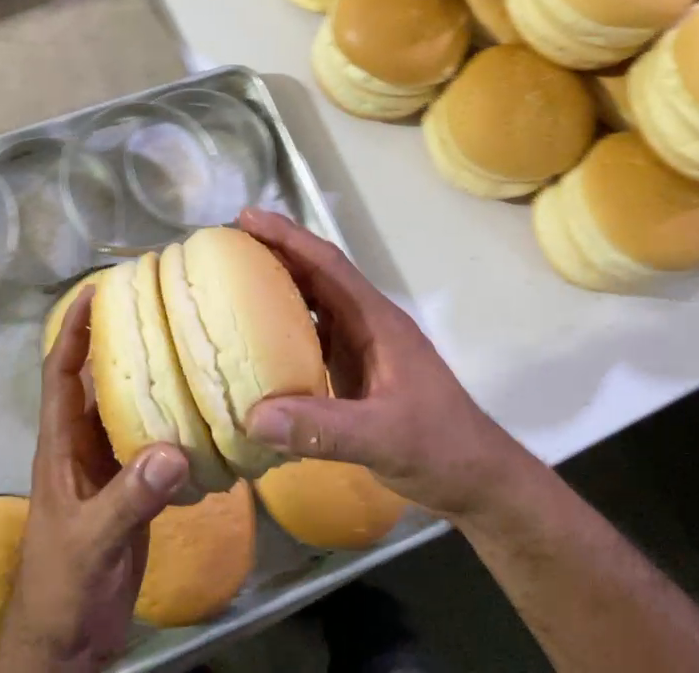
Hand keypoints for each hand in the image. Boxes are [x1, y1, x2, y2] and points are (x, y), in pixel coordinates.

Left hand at [0, 289, 189, 672]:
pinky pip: (151, 447)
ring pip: (127, 411)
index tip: (96, 288)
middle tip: (158, 307)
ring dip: (150, 381)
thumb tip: (174, 448)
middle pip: (97, 382)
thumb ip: (130, 496)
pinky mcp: (130, 493)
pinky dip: (172, 427)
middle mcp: (82, 447)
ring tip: (187, 348)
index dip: (73, 329)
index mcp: (60, 445)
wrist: (66, 639)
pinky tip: (204, 417)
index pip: (61, 372)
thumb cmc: (63, 582)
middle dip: (119, 342)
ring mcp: (106, 470)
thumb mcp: (93, 538)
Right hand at [238, 207, 516, 519]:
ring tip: (227, 283)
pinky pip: (310, 339)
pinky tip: (252, 344)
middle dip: (273, 254)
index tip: (247, 218)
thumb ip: (322, 429)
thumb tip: (252, 416)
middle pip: (316, 276)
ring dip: (275, 289)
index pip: (329, 265)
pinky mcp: (354, 373)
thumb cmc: (440, 446)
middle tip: (223, 246)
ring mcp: (361, 349)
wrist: (475, 480)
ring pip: (313, 305)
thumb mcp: (382, 438)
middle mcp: (366, 325)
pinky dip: (280, 332)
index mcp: (377, 321)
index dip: (289, 237)